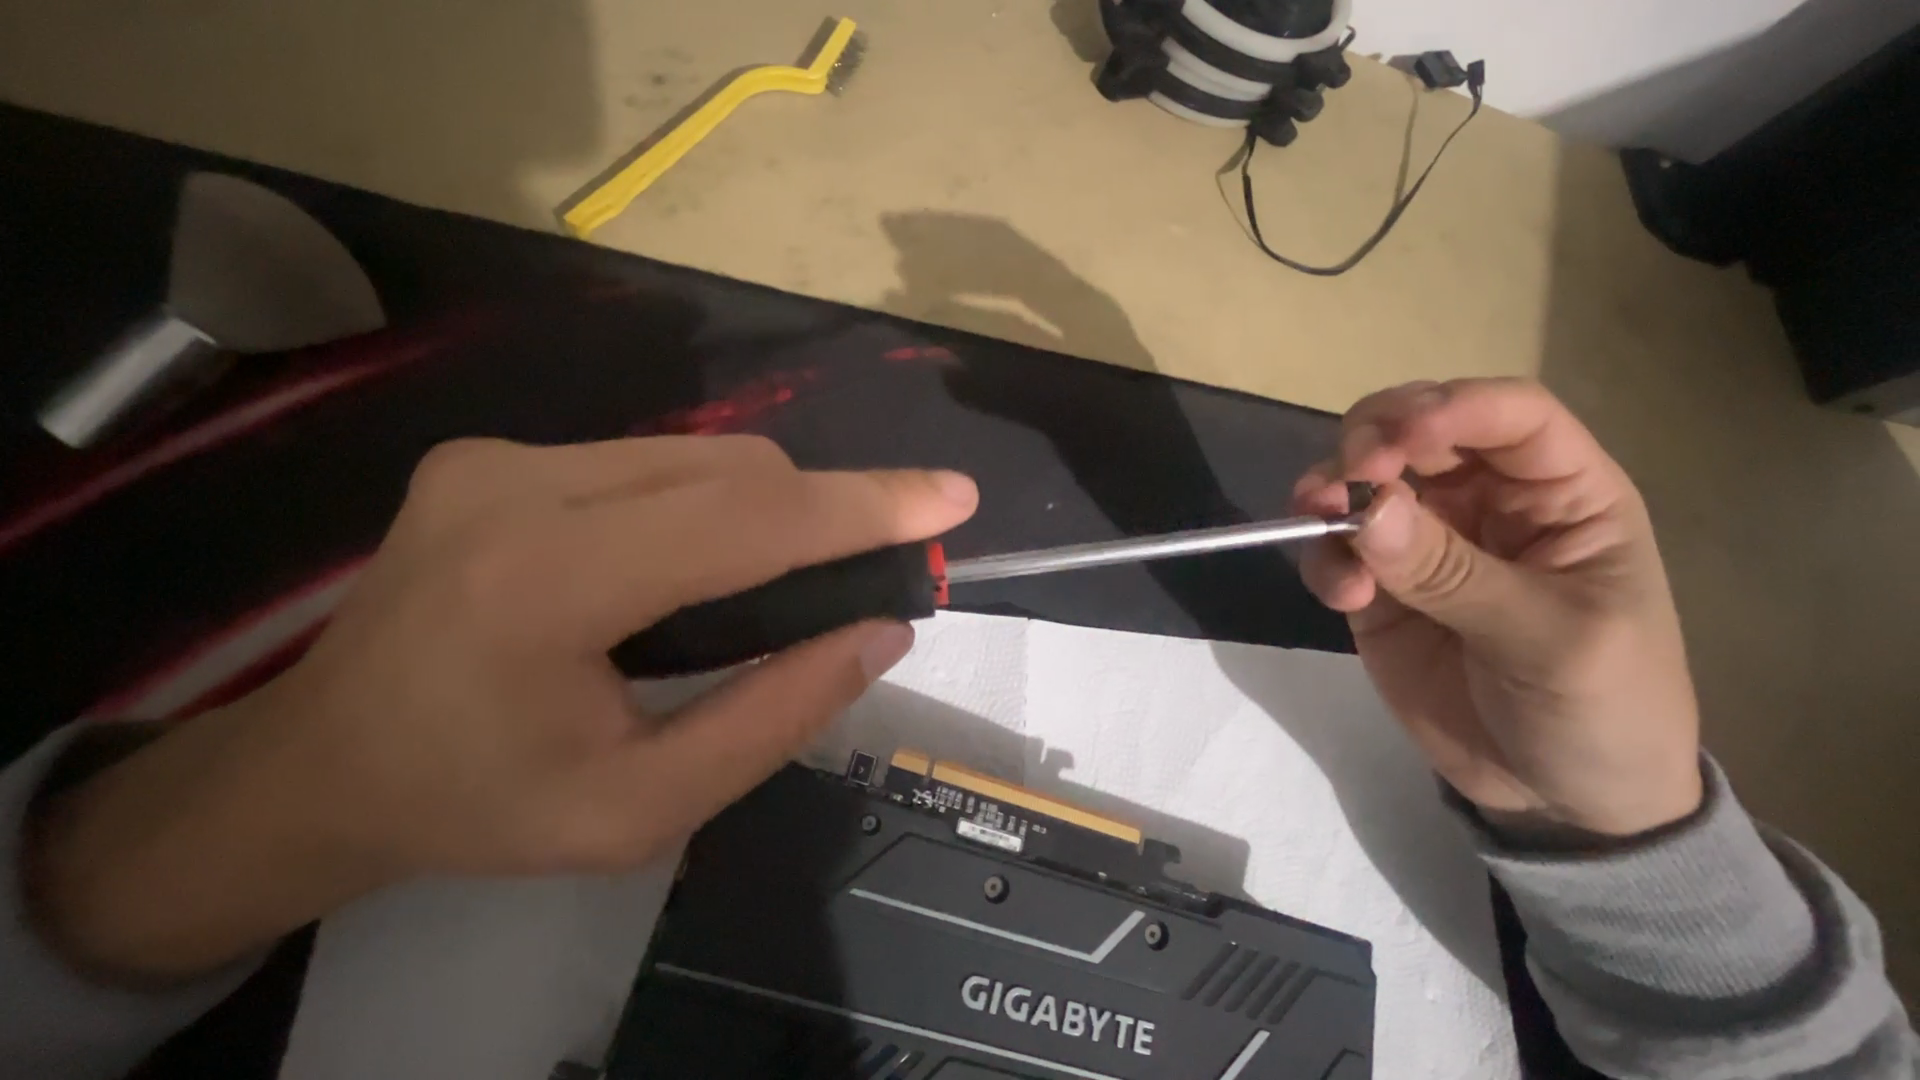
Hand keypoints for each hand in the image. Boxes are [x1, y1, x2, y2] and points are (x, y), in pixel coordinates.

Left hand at [27, 436, 977, 981]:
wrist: (321, 768)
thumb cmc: (484, 806)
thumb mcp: (644, 809)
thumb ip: (773, 717)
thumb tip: (877, 631)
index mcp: (545, 586)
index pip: (742, 521)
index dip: (861, 508)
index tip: (951, 498)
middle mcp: (515, 487)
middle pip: (729, 470)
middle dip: (821, 513)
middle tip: (866, 577)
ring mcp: (496, 457)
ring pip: (695, 455)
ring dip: (765, 508)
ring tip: (777, 584)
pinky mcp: (492, 453)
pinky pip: (648, 460)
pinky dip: (707, 501)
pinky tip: (700, 560)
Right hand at [1292, 378, 1701, 839]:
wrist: (1560, 800)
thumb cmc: (1601, 708)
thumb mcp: (1550, 640)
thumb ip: (1454, 573)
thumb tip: (1365, 508)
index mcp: (1561, 494)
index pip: (1506, 414)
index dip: (1448, 410)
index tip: (1391, 446)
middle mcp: (1486, 502)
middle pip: (1415, 431)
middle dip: (1370, 443)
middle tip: (1342, 483)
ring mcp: (1425, 544)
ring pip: (1361, 484)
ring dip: (1330, 495)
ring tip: (1319, 529)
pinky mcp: (1379, 589)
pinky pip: (1334, 550)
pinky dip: (1322, 559)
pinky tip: (1342, 599)